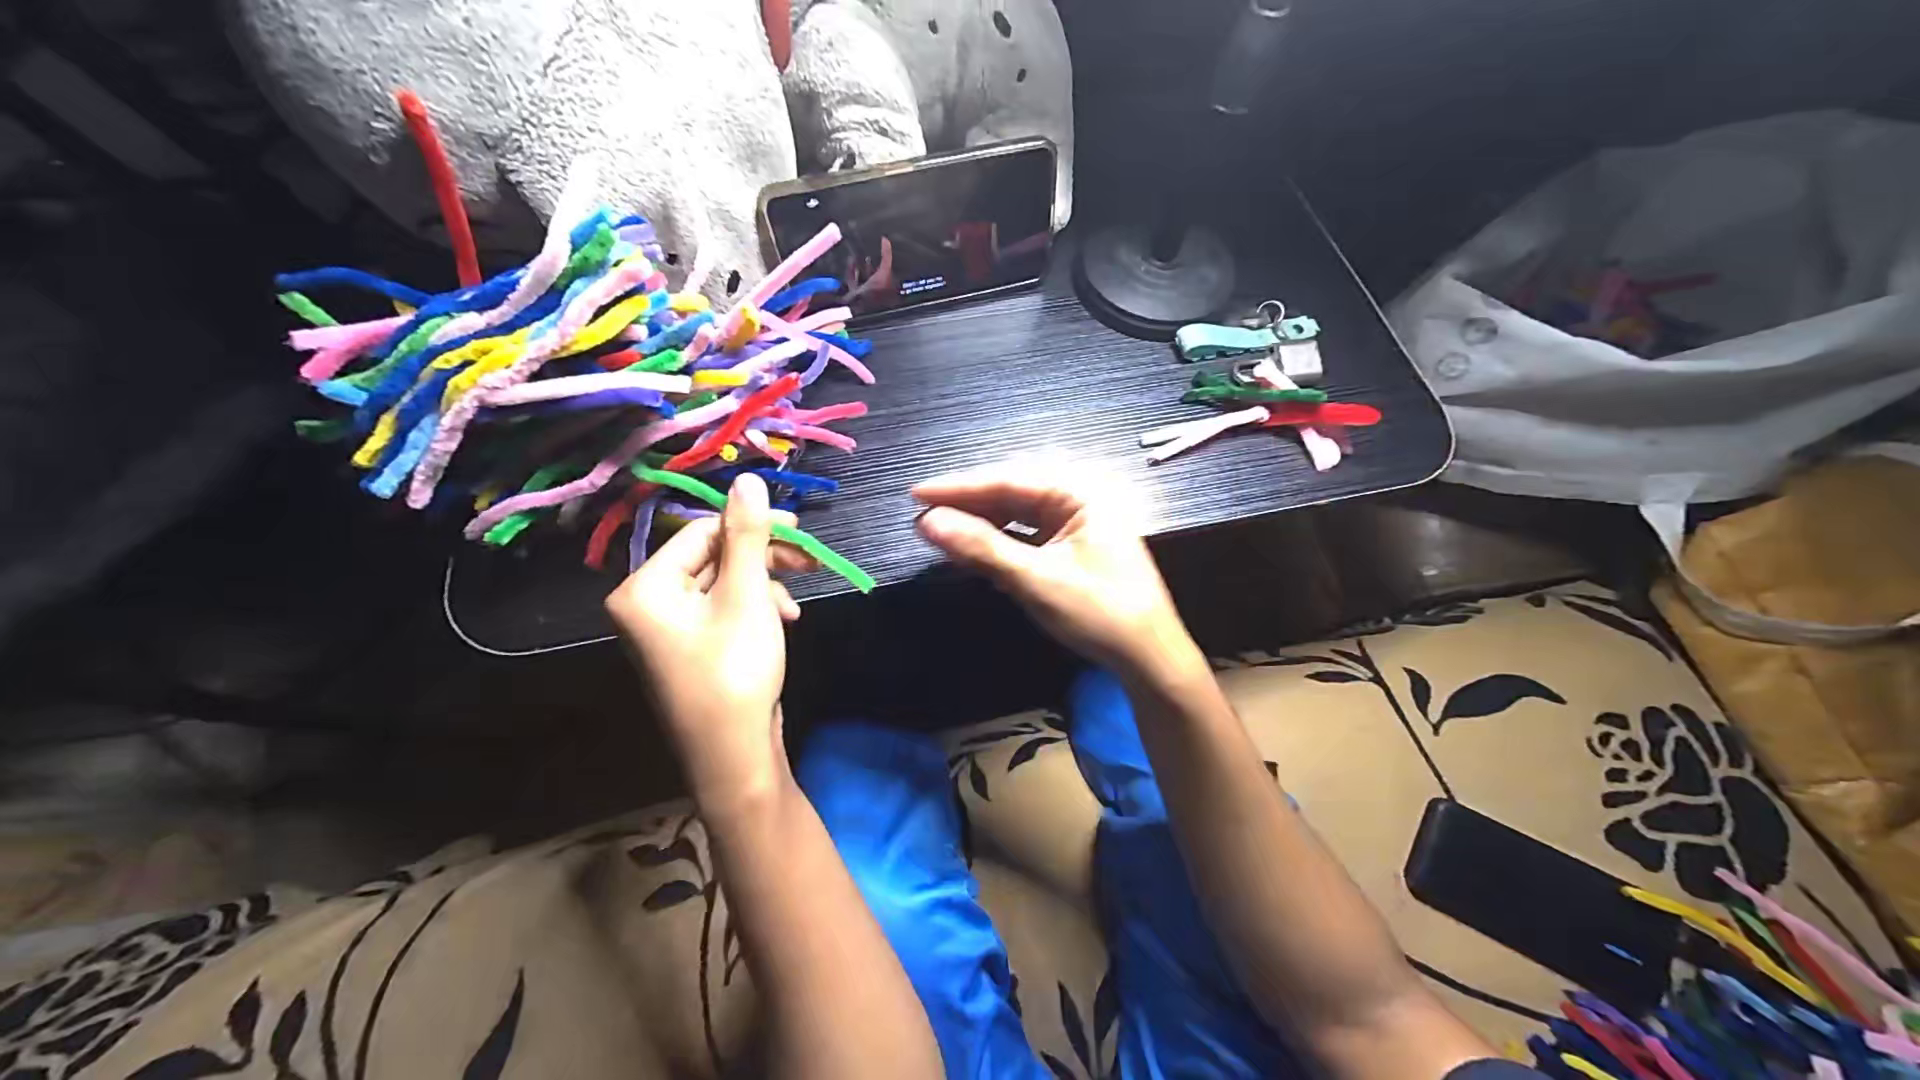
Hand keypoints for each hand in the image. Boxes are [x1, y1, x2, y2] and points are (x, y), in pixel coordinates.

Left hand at [605, 474, 814, 809]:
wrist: (733, 756)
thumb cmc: (736, 671)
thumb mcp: (746, 596)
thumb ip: (747, 535)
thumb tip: (748, 478)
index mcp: (644, 588)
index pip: (700, 533)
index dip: (751, 526)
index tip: (798, 528)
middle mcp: (646, 604)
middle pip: (711, 558)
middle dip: (761, 559)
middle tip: (807, 559)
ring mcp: (667, 629)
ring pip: (722, 583)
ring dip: (763, 586)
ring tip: (792, 606)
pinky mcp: (690, 647)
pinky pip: (722, 609)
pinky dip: (754, 609)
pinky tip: (782, 620)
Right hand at [913, 466, 1200, 680]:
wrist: (1147, 658)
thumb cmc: (1100, 613)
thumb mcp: (1036, 580)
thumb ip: (982, 548)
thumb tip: (926, 521)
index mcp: (1080, 493)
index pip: (1009, 480)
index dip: (959, 487)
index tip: (917, 493)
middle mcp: (1078, 500)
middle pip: (1011, 493)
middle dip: (966, 505)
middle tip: (922, 514)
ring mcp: (1074, 525)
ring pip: (1015, 515)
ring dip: (978, 525)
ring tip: (938, 532)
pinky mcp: (1069, 549)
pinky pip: (1024, 537)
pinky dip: (996, 545)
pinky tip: (969, 551)